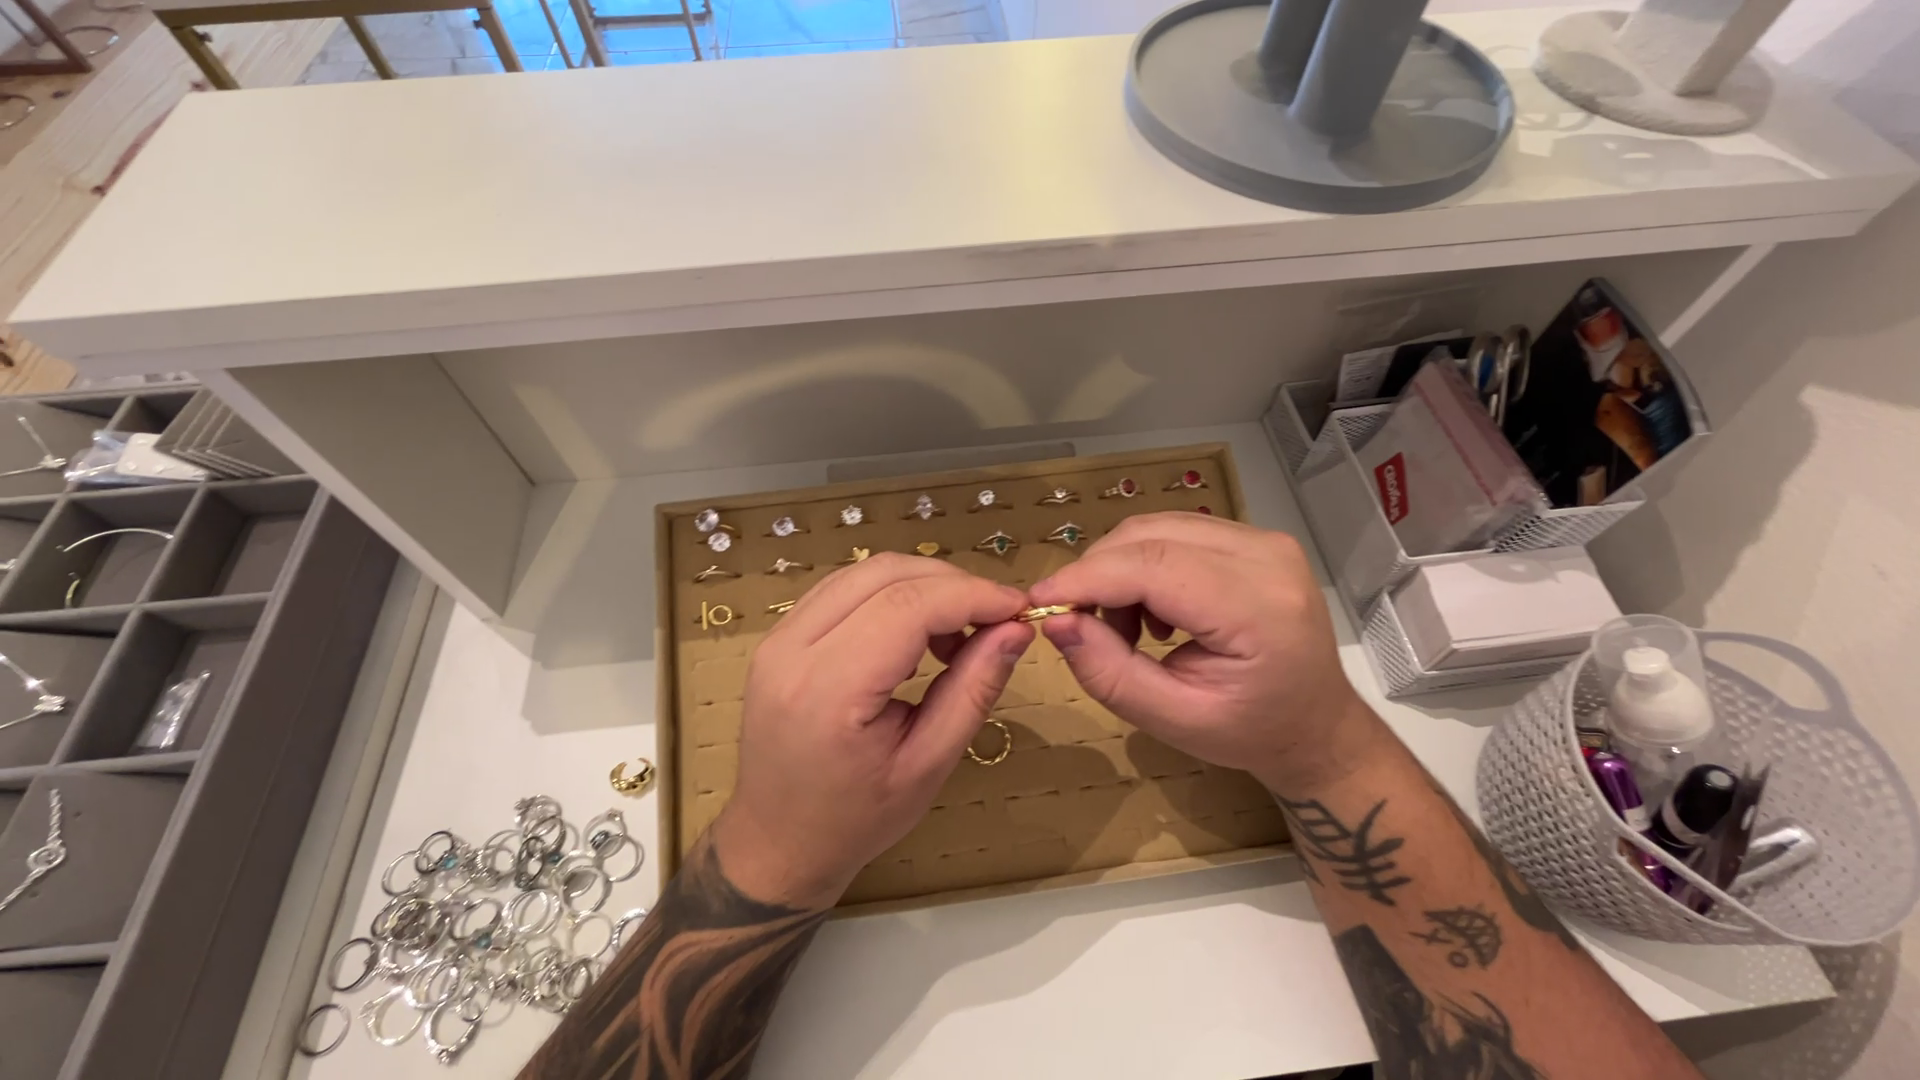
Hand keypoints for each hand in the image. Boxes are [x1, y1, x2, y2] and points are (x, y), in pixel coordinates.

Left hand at [712, 554, 1032, 908]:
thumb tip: (1016, 629)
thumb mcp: (929, 765)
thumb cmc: (856, 819)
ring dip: (922, 585)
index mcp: (828, 690)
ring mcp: (778, 636)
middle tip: (995, 618)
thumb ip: (973, 690)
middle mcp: (792, 648)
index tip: (1019, 608)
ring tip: (957, 633)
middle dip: (952, 583)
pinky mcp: (779, 635)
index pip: (907, 606)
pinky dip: (891, 594)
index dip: (971, 595)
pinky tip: (916, 633)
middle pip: (884, 574)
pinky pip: (844, 588)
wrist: (777, 841)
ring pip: (863, 572)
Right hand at [1027, 513, 1382, 794]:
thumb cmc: (1249, 732)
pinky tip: (1153, 611)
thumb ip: (1108, 672)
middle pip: (1149, 536)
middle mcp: (1266, 557)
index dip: (1087, 578)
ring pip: (1157, 528)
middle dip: (1096, 574)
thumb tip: (1054, 621)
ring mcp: (1264, 540)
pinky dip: (1143, 564)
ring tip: (1124, 628)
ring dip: (1119, 569)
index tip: (1038, 603)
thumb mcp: (1172, 719)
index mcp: (1259, 610)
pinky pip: (1175, 532)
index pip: (1153, 567)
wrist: (1315, 724)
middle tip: (1078, 625)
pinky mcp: (1255, 538)